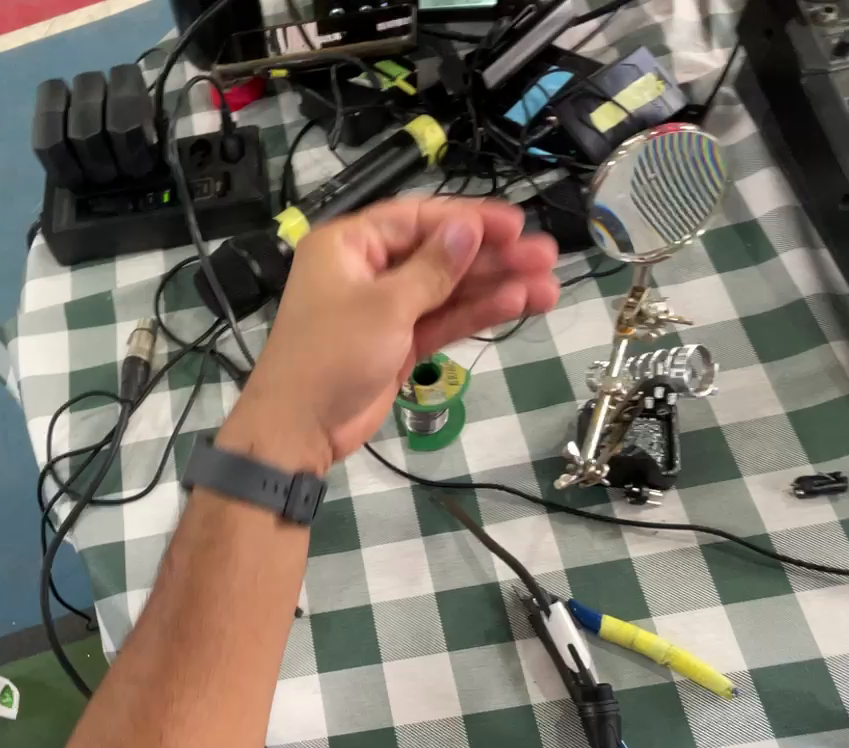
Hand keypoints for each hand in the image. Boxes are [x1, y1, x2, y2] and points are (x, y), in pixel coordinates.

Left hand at [217, 198, 559, 471]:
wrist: (300, 428)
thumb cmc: (331, 356)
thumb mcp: (384, 306)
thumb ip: (433, 268)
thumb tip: (468, 228)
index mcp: (350, 246)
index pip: (417, 218)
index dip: (469, 221)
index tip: (516, 225)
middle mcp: (368, 271)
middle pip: (439, 254)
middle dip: (492, 256)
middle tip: (547, 256)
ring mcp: (385, 310)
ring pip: (447, 290)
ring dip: (495, 287)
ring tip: (547, 285)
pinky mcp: (398, 344)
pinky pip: (442, 321)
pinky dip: (477, 314)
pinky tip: (518, 306)